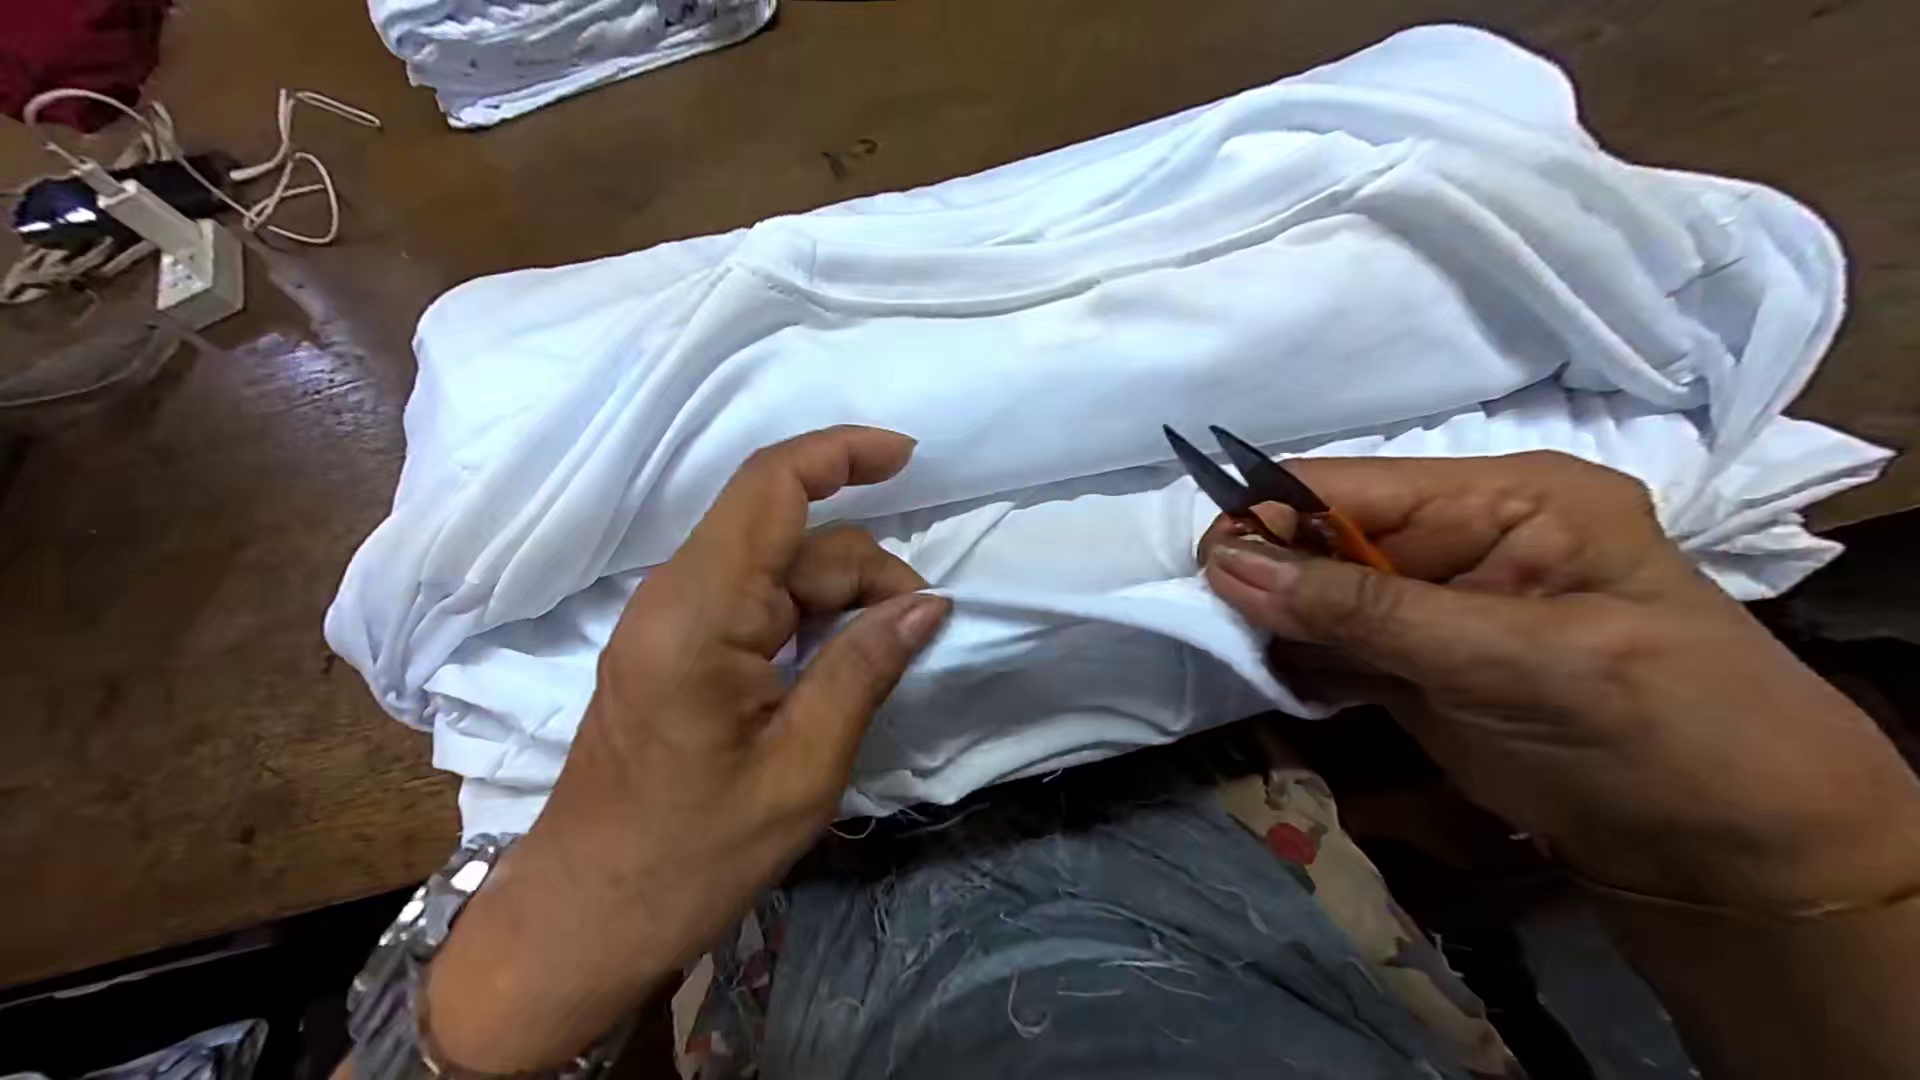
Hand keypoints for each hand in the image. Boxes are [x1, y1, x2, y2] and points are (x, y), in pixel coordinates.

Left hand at [424, 426, 948, 1070]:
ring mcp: (678, 617)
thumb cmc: (692, 856)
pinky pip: (767, 601)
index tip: (907, 455)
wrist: (587, 916)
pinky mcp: (685, 643)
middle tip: (917, 634)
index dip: (840, 452)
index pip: (770, 487)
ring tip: (884, 662)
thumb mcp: (802, 768)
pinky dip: (819, 618)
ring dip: (848, 601)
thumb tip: (930, 604)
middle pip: (796, 539)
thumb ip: (864, 670)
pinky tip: (846, 660)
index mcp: (699, 615)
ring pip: (787, 570)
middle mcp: (680, 595)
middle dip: (869, 573)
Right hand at [1200, 451, 1919, 911]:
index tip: (1210, 567)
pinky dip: (1294, 661)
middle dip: (1266, 575)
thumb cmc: (1659, 731)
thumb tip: (1226, 562)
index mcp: (1498, 497)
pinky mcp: (1402, 652)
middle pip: (1316, 535)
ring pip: (1307, 591)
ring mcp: (1422, 598)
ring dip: (1274, 623)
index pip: (1346, 484)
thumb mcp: (1514, 659)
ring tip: (1261, 656)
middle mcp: (1450, 536)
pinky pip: (1320, 641)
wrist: (1725, 856)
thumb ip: (1362, 609)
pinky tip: (1293, 683)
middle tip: (1227, 621)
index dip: (1268, 513)